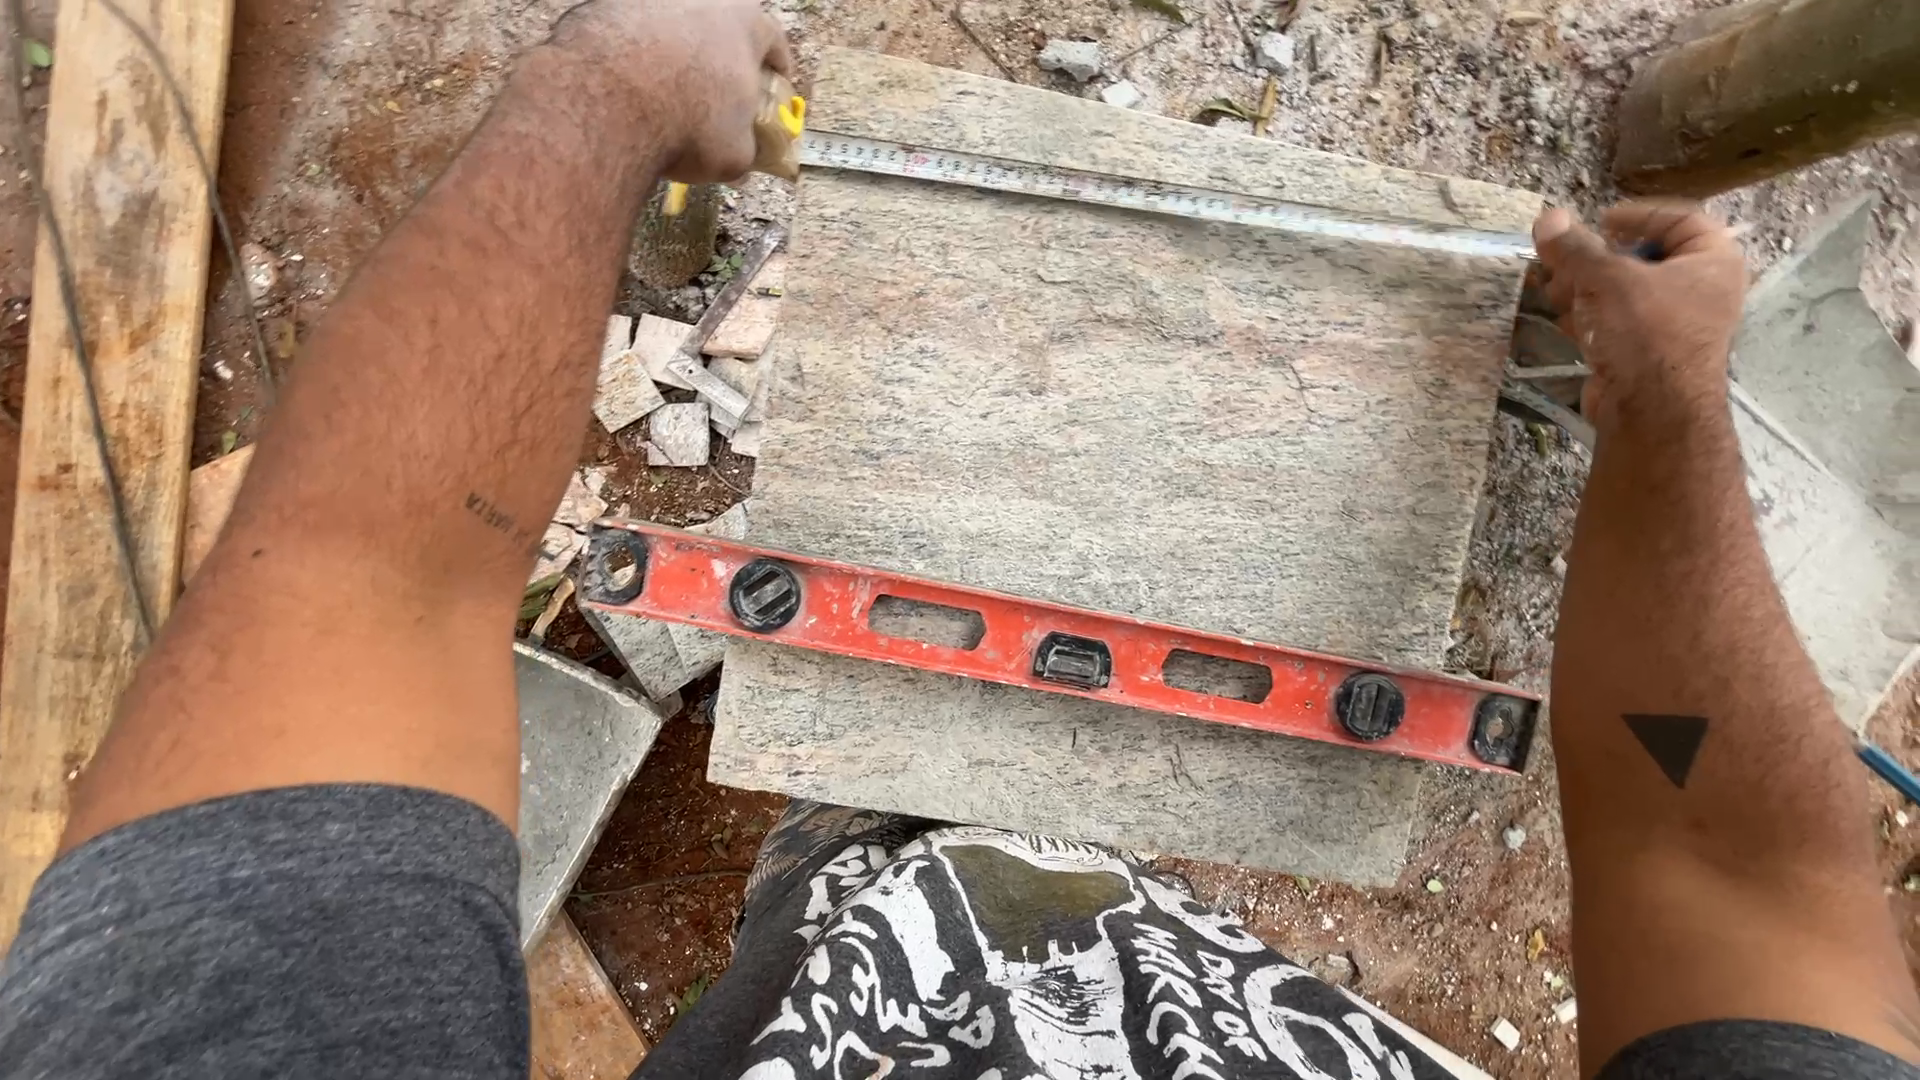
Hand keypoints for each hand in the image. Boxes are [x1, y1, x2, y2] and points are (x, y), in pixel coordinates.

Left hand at [548, 0, 793, 182]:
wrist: (609, 105)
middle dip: (725, 57)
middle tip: (724, 91)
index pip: (773, 41)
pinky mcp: (604, 8)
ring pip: (674, 27)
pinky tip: (635, 94)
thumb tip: (741, 157)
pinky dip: (637, 59)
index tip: (776, 85)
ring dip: (679, 55)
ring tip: (673, 97)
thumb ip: (745, 147)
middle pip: (721, 26)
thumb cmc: (691, 126)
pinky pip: (632, 35)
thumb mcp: (736, 155)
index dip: (778, 68)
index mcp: (744, 22)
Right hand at [1532, 203, 1746, 428]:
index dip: (1638, 215)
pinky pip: (1609, 319)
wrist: (1650, 406)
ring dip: (1582, 287)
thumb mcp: (1610, 281)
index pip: (1679, 220)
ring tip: (1552, 291)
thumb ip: (1576, 250)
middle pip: (1640, 257)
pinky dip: (1584, 314)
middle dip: (1594, 258)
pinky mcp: (1638, 349)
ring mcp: (1666, 321)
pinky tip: (1560, 317)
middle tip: (1560, 260)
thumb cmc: (1647, 332)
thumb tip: (1546, 217)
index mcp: (1712, 260)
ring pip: (1619, 290)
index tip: (1598, 220)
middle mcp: (1696, 287)